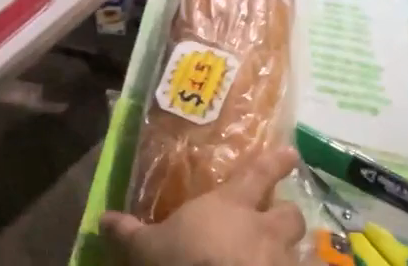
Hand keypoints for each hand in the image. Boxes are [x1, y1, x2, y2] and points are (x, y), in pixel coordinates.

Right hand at [101, 147, 306, 265]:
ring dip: (299, 254)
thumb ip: (129, 233)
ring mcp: (285, 263)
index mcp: (231, 207)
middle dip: (288, 214)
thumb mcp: (148, 249)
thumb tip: (102, 218)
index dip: (274, 161)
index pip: (257, 174)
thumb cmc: (185, 262)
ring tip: (294, 259)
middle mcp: (265, 230)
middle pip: (291, 214)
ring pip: (305, 250)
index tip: (291, 152)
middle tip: (281, 220)